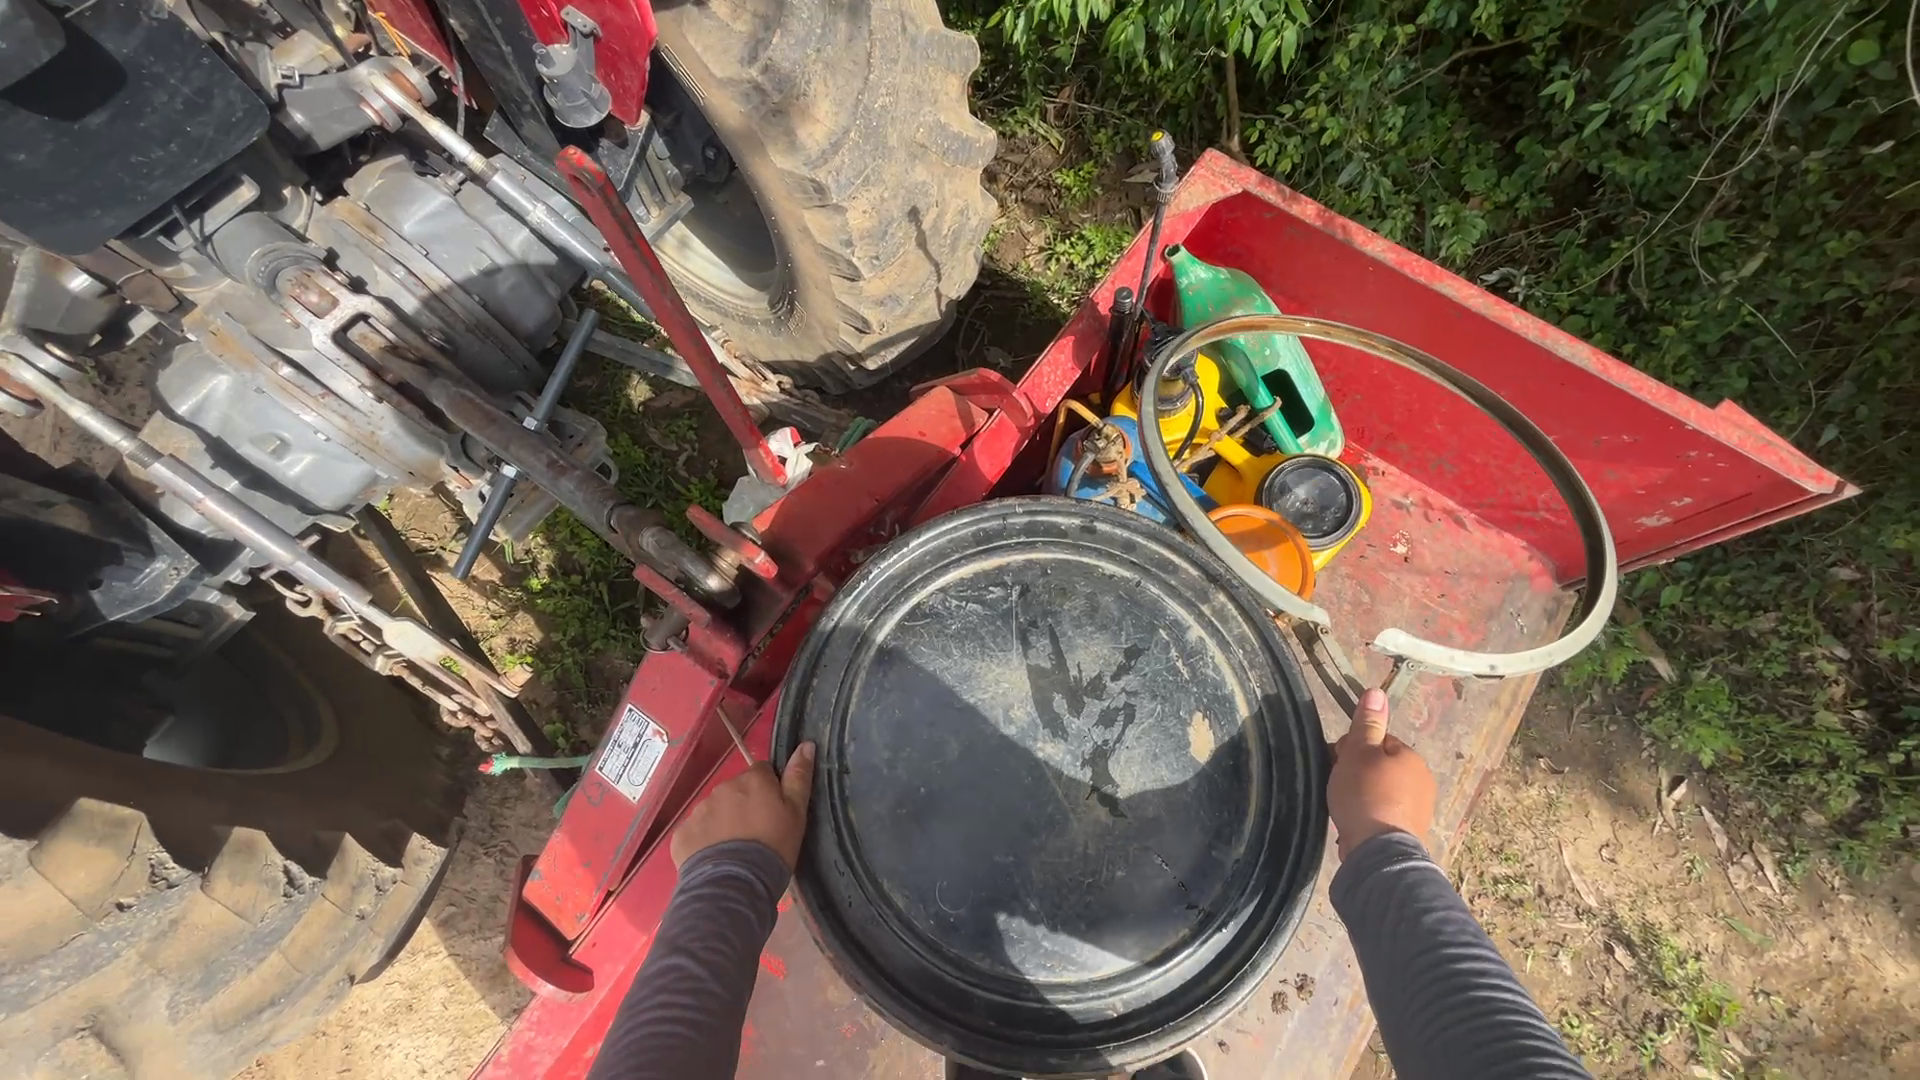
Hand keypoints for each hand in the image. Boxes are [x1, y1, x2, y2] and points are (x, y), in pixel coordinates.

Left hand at [670, 742, 816, 869]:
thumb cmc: (772, 847)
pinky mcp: (682, 833)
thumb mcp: (796, 813)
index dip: (769, 790)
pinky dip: (704, 840)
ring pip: (716, 809)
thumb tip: (806, 744)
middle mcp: (723, 787)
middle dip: (744, 805)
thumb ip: (799, 777)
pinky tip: (715, 859)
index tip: (773, 813)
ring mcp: (699, 810)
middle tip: (756, 834)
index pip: (763, 772)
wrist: (733, 886)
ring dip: (724, 821)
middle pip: (737, 790)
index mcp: (753, 780)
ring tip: (734, 850)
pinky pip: (696, 830)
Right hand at [1327, 688, 1435, 860]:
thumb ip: (1366, 723)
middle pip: (1379, 764)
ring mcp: (1418, 808)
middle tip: (1338, 783)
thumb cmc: (1366, 794)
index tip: (1337, 760)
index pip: (1376, 740)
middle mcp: (1421, 780)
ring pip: (1380, 788)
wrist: (1379, 850)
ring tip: (1343, 803)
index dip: (1352, 748)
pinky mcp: (1409, 830)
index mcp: (1410, 757)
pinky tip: (1354, 820)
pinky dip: (1368, 812)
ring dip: (1362, 792)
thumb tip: (1376, 691)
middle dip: (1357, 770)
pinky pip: (1383, 811)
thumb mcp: (1359, 752)